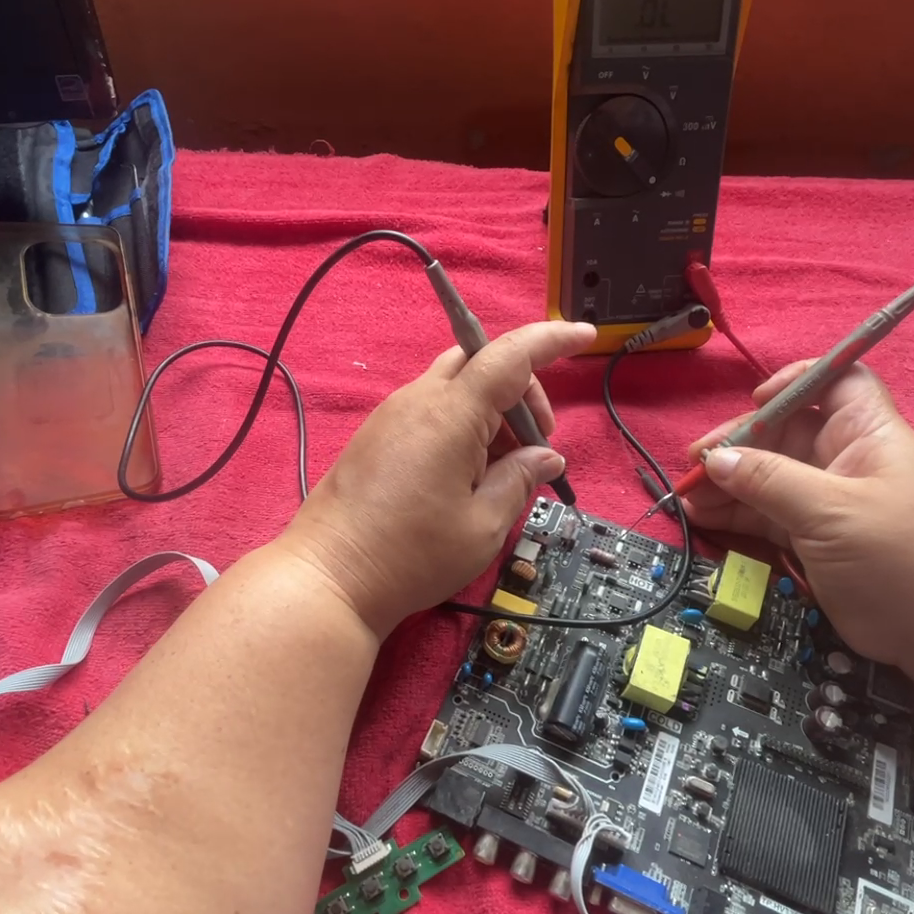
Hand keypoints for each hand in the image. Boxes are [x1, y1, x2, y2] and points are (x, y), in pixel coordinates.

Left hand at [281, 320, 597, 635]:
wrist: (328, 577)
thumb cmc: (410, 556)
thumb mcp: (483, 525)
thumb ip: (519, 480)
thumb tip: (545, 457)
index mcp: (450, 414)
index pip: (509, 356)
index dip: (550, 340)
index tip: (584, 336)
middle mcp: (418, 401)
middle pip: (481, 365)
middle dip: (522, 391)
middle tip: (538, 445)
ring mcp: (392, 416)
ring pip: (456, 388)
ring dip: (491, 413)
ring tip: (503, 470)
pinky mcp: (377, 436)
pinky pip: (431, 411)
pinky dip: (462, 427)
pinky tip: (468, 474)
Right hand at [681, 360, 913, 674]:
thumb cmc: (901, 559)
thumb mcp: (832, 512)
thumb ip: (769, 481)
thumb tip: (715, 458)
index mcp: (867, 434)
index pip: (836, 381)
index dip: (796, 381)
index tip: (755, 401)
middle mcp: (845, 459)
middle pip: (784, 432)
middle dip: (738, 444)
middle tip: (695, 464)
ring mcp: (827, 501)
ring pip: (767, 477)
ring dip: (726, 484)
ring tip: (688, 499)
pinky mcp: (813, 538)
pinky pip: (766, 514)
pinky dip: (734, 514)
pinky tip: (702, 518)